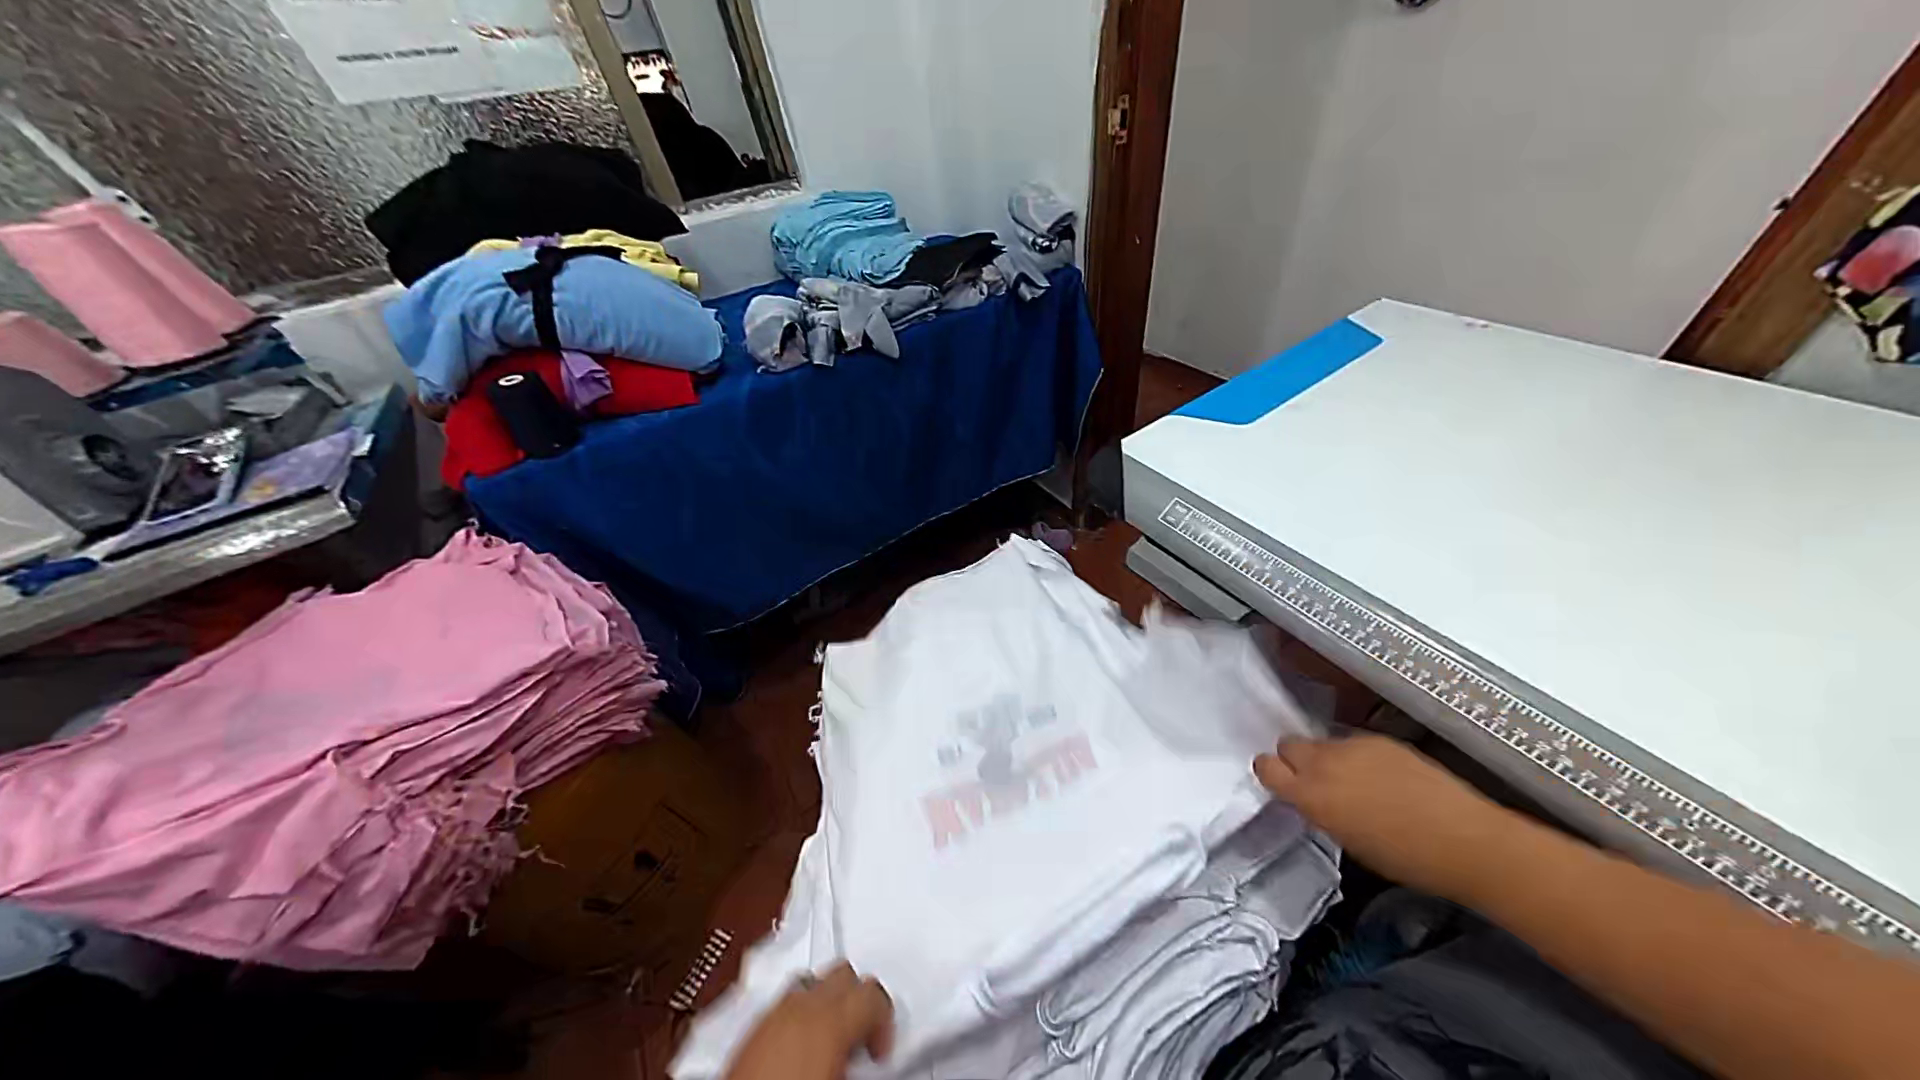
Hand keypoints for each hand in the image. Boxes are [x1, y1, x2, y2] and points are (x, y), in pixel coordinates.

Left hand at [723, 963, 893, 1079]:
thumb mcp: (840, 1078)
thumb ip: (859, 1061)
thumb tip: (869, 1063)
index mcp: (829, 1018)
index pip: (872, 992)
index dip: (885, 1019)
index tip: (879, 1050)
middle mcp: (801, 1004)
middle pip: (843, 973)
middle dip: (857, 998)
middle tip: (860, 1039)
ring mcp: (773, 1012)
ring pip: (812, 981)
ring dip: (827, 1001)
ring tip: (831, 1040)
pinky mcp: (750, 1028)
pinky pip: (785, 1001)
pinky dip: (800, 1012)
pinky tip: (800, 1047)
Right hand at [1254, 734, 1510, 898]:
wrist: (1467, 841)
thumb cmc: (1406, 858)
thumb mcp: (1347, 840)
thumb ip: (1319, 811)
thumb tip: (1311, 799)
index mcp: (1311, 795)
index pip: (1266, 766)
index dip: (1271, 773)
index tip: (1283, 783)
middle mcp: (1324, 763)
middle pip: (1288, 744)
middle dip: (1295, 759)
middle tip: (1317, 781)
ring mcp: (1353, 746)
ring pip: (1322, 742)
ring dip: (1328, 757)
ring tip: (1356, 780)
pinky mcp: (1381, 739)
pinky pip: (1353, 742)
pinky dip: (1357, 755)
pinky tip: (1383, 777)